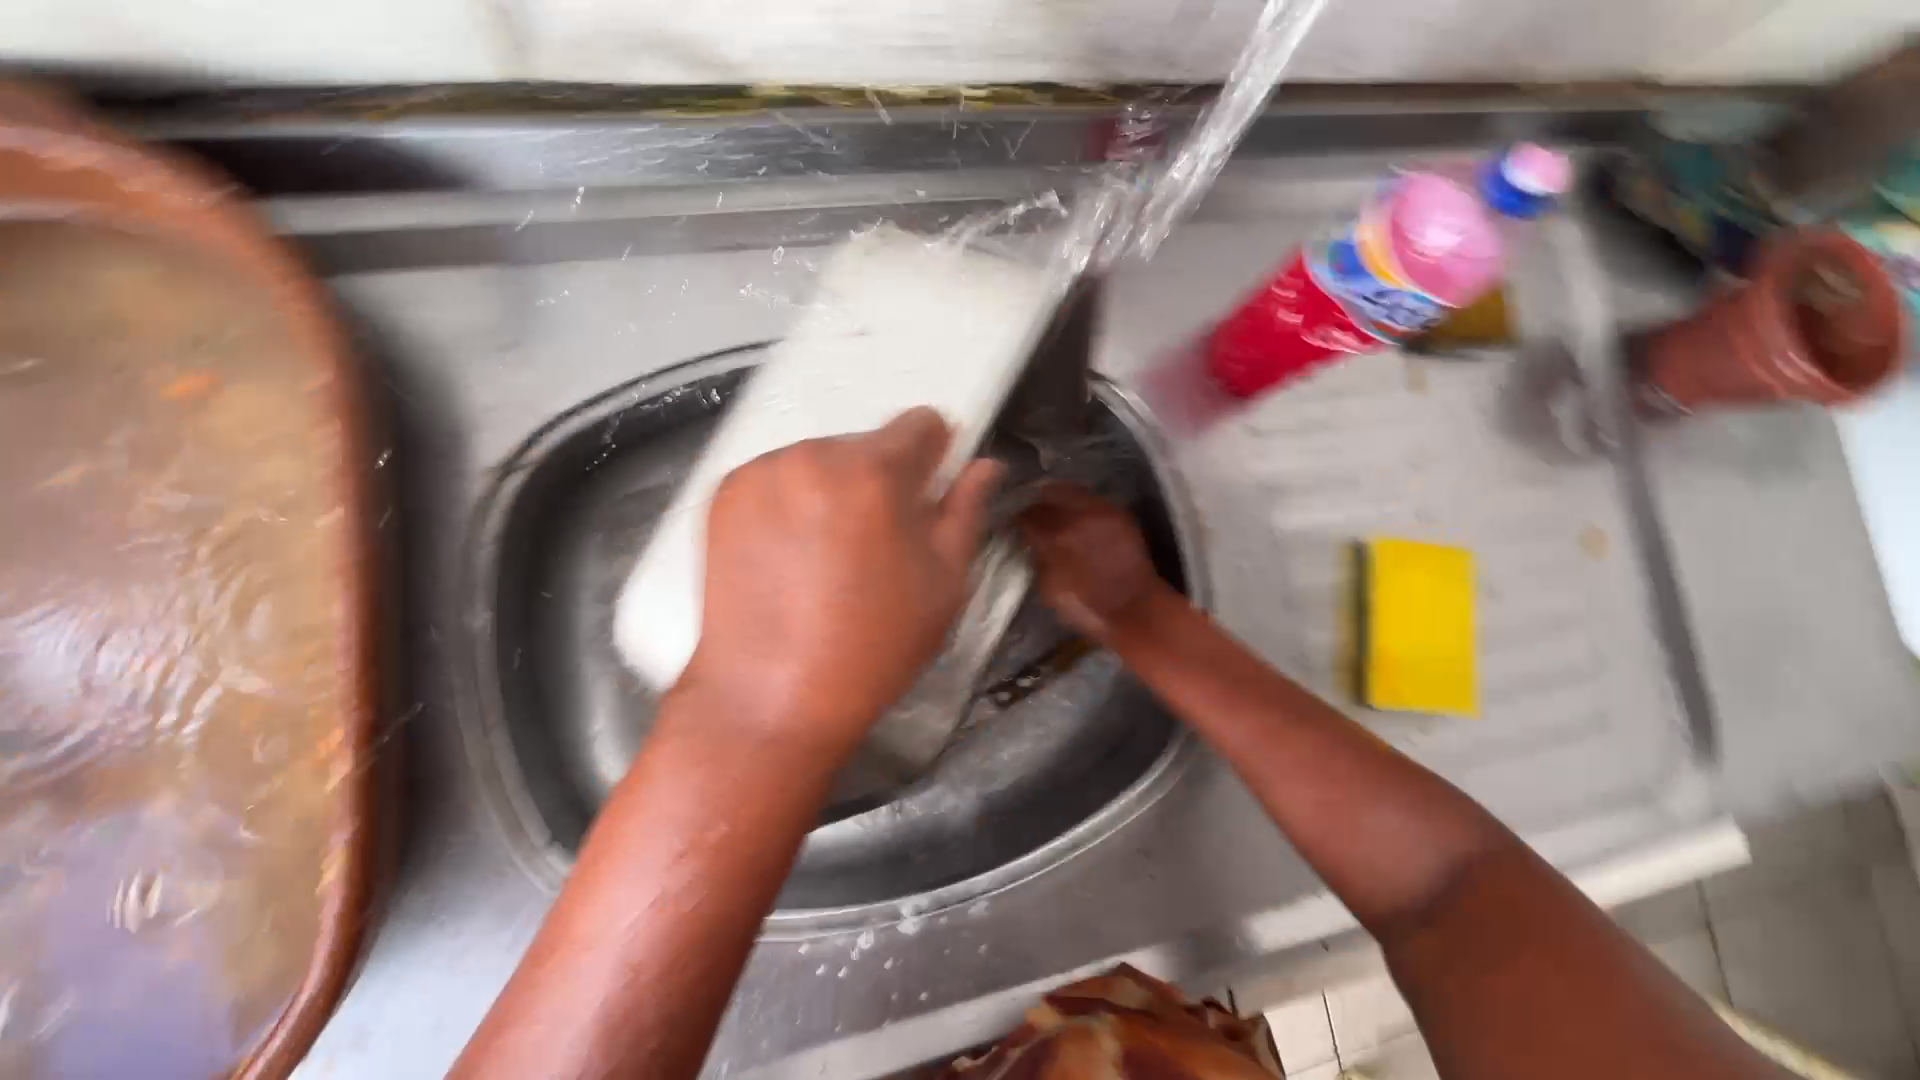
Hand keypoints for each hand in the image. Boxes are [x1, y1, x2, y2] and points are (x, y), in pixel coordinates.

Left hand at [677, 407, 1002, 754]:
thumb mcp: (944, 585)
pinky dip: (791, 504)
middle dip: (880, 481)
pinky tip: (791, 557)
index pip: (921, 422)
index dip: (934, 456)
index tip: (927, 495)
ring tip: (829, 557)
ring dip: (834, 491)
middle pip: (866, 445)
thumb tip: (984, 466)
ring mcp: (761, 473)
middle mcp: (813, 455)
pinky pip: (777, 481)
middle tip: (877, 544)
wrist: (769, 696)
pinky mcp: (724, 495)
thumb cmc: (872, 647)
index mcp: (875, 471)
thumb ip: (966, 511)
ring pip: (820, 462)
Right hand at [1017, 485, 1163, 639]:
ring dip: (1060, 499)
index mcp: (1054, 537)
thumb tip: (1032, 544)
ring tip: (1055, 510)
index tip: (1015, 526)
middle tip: (1033, 513)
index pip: (1027, 516)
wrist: (1134, 609)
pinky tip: (1079, 515)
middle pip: (1048, 495)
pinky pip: (1093, 500)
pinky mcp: (1120, 514)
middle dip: (1038, 503)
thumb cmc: (1087, 608)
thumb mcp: (1049, 588)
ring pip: (1073, 491)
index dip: (1018, 520)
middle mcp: (1077, 516)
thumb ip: (1038, 559)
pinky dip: (1082, 504)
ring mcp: (1101, 511)